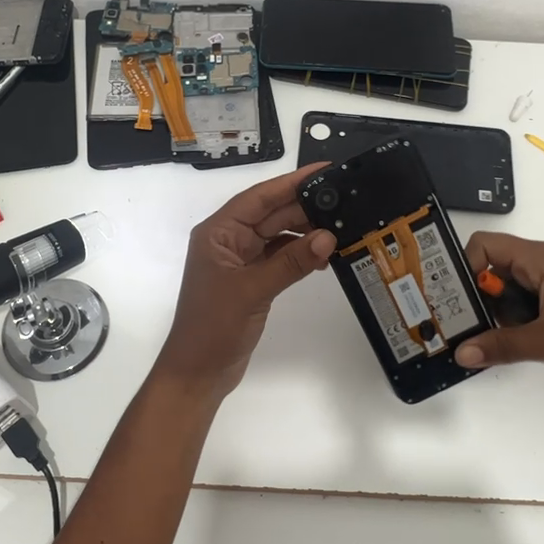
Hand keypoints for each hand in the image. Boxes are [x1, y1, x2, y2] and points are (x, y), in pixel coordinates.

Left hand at [153, 164, 336, 400]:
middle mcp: (228, 240)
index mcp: (218, 232)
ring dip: (306, 231)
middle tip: (345, 198)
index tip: (324, 170)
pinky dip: (301, 254)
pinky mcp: (252, 280)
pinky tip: (325, 254)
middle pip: (271, 214)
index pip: (259, 198)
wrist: (197, 373)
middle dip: (305, 206)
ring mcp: (240, 261)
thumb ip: (291, 262)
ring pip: (278, 235)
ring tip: (342, 225)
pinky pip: (280, 256)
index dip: (291, 182)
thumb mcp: (252, 290)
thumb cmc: (213, 327)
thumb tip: (328, 237)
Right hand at [453, 231, 543, 384]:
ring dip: (496, 311)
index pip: (486, 245)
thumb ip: (502, 345)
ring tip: (484, 339)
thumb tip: (462, 353)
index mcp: (542, 257)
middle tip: (461, 325)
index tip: (456, 300)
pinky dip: (514, 318)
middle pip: (493, 267)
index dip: (466, 268)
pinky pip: (525, 300)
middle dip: (477, 295)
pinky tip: (511, 342)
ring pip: (508, 287)